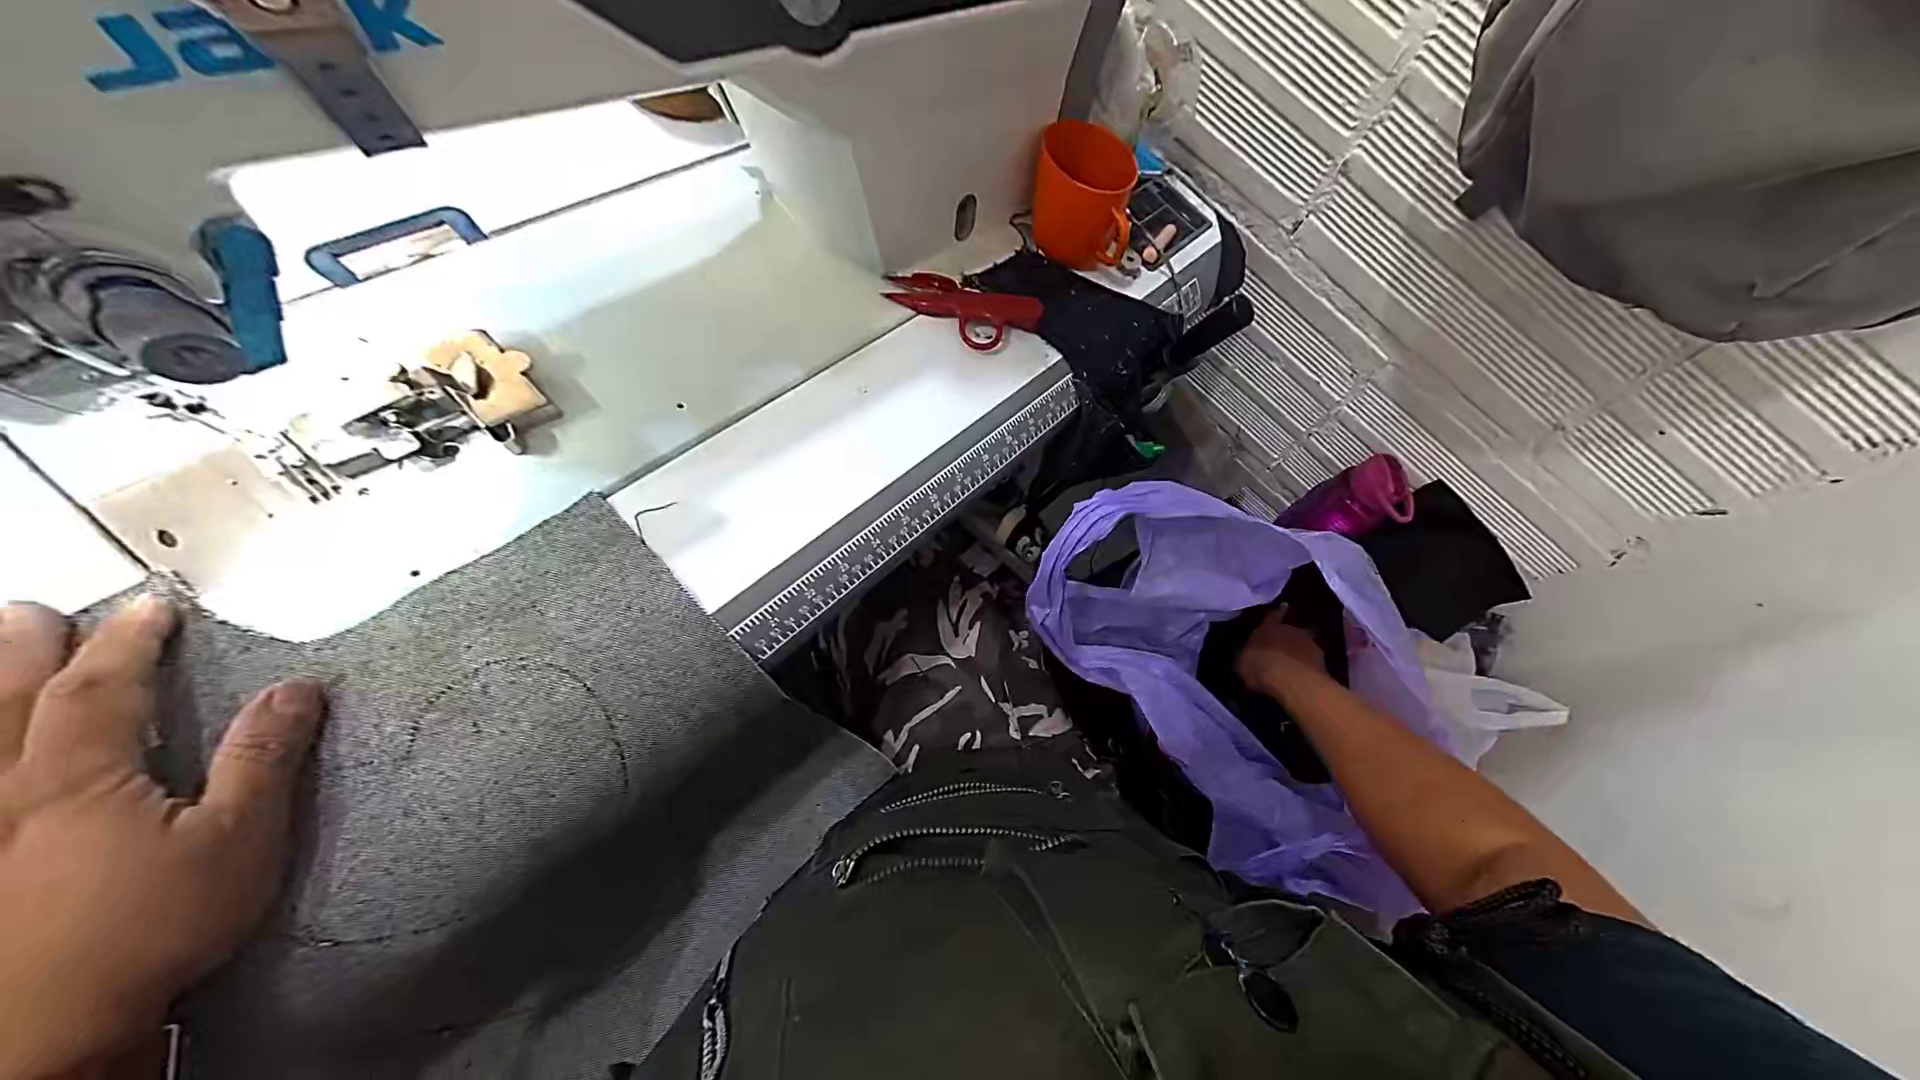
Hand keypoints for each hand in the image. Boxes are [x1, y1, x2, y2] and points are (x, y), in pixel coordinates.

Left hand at [0, 597, 323, 1078]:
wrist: (50, 1031)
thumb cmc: (156, 925)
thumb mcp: (239, 837)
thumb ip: (263, 757)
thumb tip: (297, 688)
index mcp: (75, 783)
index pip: (98, 690)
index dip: (127, 643)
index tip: (152, 607)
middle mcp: (3, 798)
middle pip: (2, 708)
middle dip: (17, 654)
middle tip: (29, 612)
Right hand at [1234, 605, 1329, 699]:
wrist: (1291, 678)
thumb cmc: (1260, 667)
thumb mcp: (1243, 663)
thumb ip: (1246, 655)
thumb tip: (1246, 656)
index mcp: (1267, 628)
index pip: (1272, 615)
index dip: (1277, 612)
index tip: (1284, 606)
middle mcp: (1288, 629)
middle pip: (1289, 630)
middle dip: (1286, 637)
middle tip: (1282, 648)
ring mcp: (1307, 640)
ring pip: (1302, 643)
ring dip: (1299, 650)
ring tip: (1295, 662)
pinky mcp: (1321, 655)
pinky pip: (1312, 656)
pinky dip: (1309, 662)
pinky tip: (1304, 671)